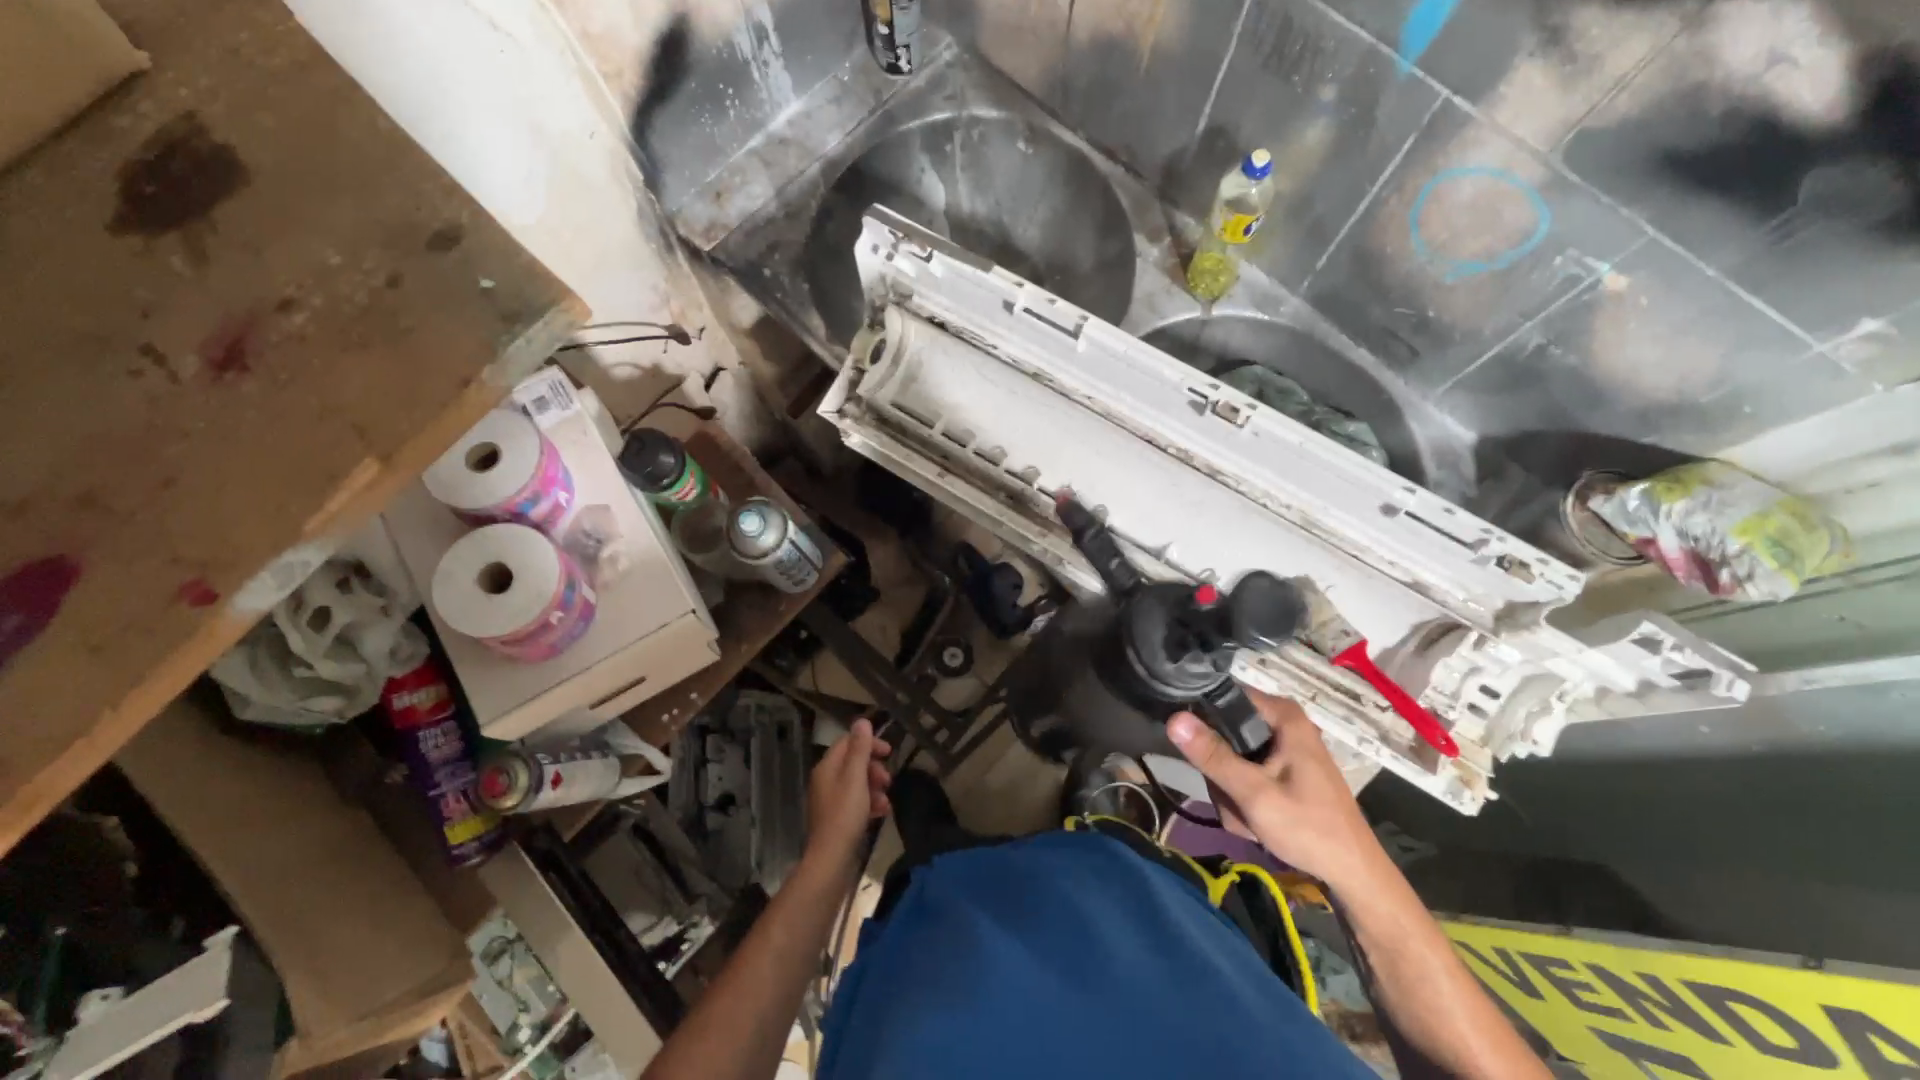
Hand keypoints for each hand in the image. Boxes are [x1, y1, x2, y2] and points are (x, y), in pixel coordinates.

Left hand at [803, 718, 891, 873]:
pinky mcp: (837, 818)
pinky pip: (856, 802)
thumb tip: (862, 720)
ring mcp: (830, 800)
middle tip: (887, 779)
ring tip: (886, 801)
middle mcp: (825, 780)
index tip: (889, 752)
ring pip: (857, 783)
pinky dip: (870, 803)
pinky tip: (882, 812)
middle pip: (853, 763)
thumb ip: (860, 749)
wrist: (832, 858)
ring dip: (875, 787)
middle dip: (873, 768)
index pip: (847, 742)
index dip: (869, 743)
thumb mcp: (855, 777)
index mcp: (826, 767)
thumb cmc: (845, 814)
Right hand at [1166, 689, 1386, 892]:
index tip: (1194, 751)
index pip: (1225, 696)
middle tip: (1237, 802)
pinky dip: (1245, 801)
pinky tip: (1258, 822)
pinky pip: (1246, 775)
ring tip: (1251, 819)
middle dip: (1222, 774)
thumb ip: (1213, 756)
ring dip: (1232, 794)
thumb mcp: (1254, 794)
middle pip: (1225, 734)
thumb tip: (1173, 719)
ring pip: (1231, 759)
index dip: (1203, 719)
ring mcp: (1284, 748)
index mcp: (1284, 716)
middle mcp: (1284, 724)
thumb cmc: (1308, 828)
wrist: (1351, 871)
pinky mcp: (1283, 770)